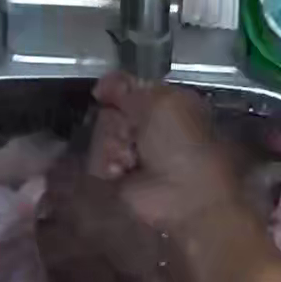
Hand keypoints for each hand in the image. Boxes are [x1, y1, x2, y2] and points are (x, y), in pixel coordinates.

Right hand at [90, 72, 242, 232]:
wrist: (185, 197)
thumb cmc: (182, 146)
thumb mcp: (164, 104)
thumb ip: (131, 89)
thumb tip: (102, 84)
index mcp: (165, 105)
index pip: (128, 88)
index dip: (115, 89)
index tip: (103, 93)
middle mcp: (146, 126)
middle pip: (109, 111)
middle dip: (117, 122)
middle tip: (133, 136)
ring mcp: (130, 152)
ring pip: (100, 135)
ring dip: (113, 145)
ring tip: (131, 160)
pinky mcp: (116, 176)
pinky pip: (95, 159)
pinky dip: (108, 164)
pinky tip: (122, 172)